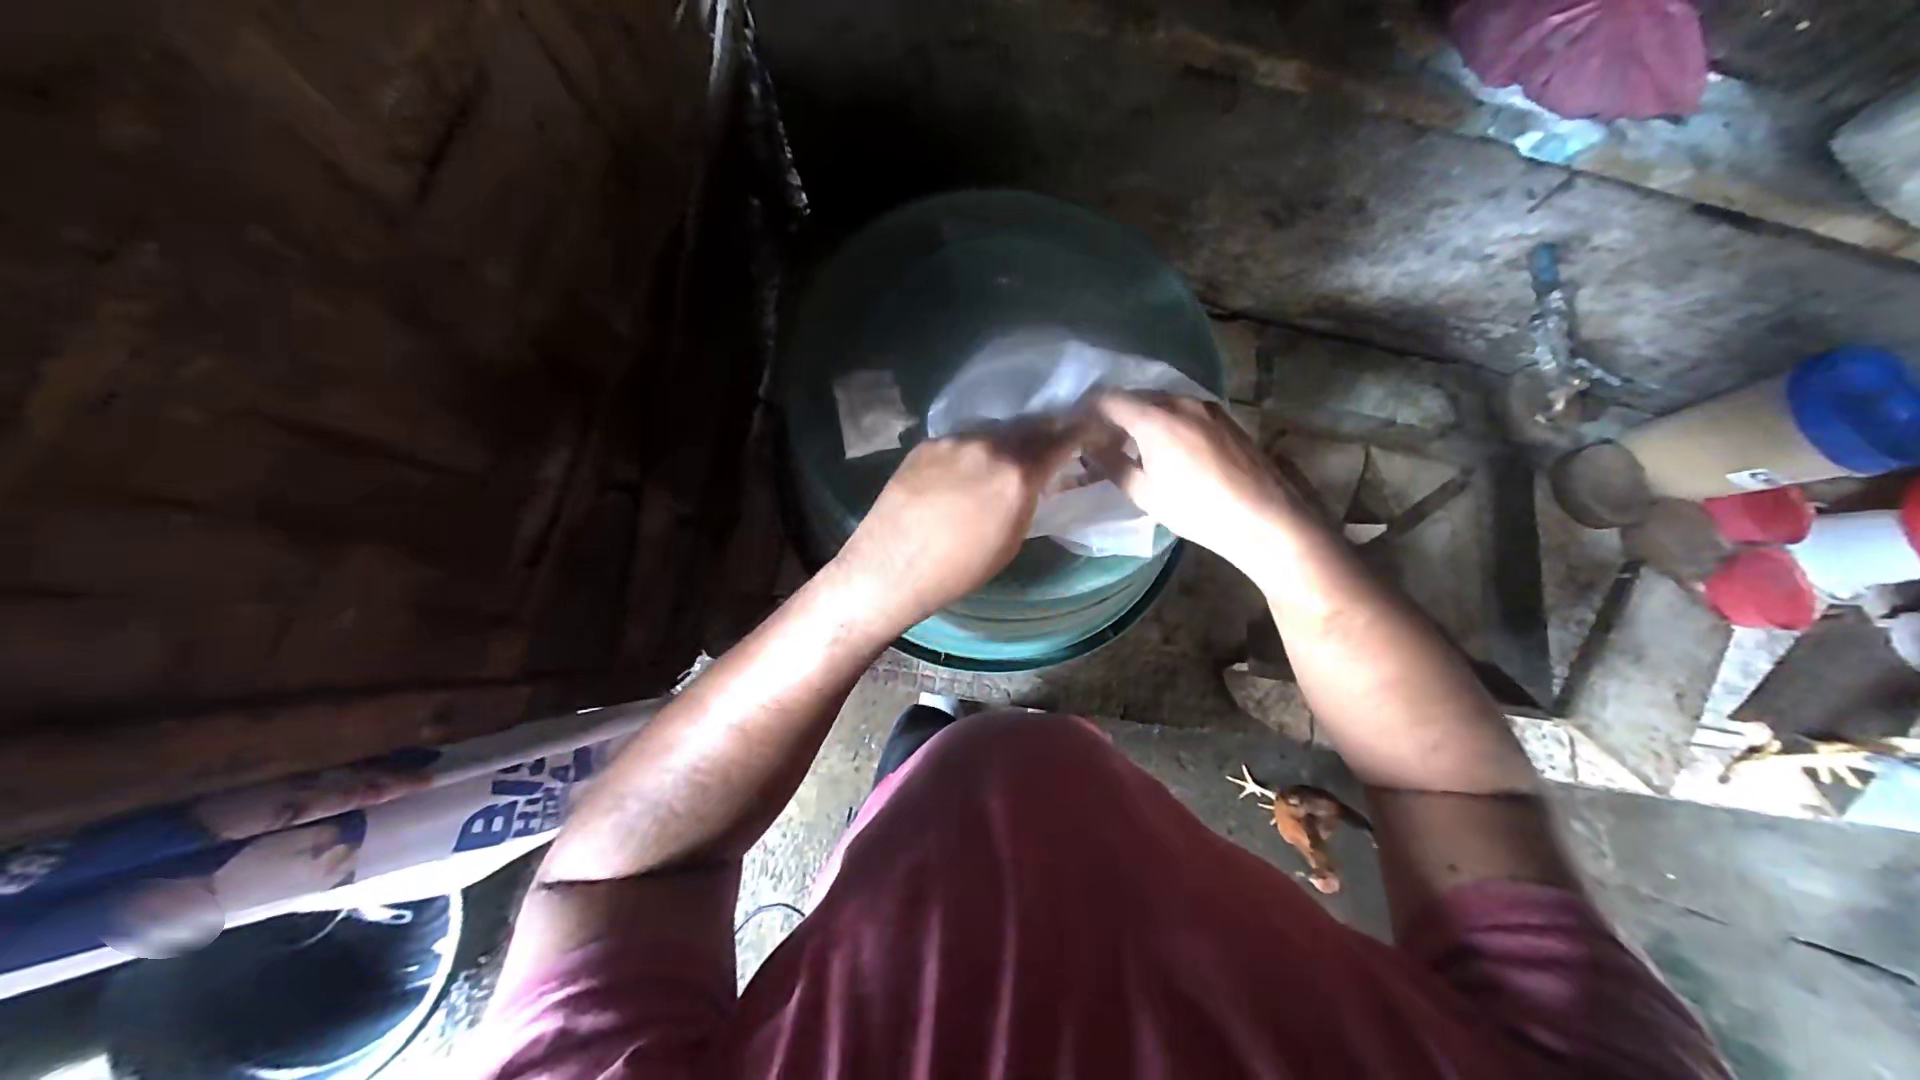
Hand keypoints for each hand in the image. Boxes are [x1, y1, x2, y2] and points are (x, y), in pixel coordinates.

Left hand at [831, 425, 1078, 629]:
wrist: (892, 566)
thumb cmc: (959, 569)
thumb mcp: (1011, 540)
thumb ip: (1030, 499)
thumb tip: (1039, 479)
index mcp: (1018, 472)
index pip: (1062, 437)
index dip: (1080, 432)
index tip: (1089, 433)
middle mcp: (989, 445)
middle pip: (1028, 426)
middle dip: (1044, 434)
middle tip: (1050, 447)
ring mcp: (955, 440)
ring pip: (994, 432)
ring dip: (1007, 443)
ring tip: (1003, 463)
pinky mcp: (927, 443)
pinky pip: (963, 440)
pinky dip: (974, 452)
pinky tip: (965, 472)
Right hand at [1088, 392, 1316, 575]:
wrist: (1265, 516)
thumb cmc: (1197, 509)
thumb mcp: (1145, 493)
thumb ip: (1112, 465)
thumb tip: (1089, 448)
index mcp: (1155, 418)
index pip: (1108, 399)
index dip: (1088, 411)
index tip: (1077, 429)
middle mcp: (1180, 401)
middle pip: (1136, 397)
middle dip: (1115, 415)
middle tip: (1102, 442)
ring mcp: (1207, 407)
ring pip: (1162, 403)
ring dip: (1143, 418)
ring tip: (1134, 448)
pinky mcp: (1225, 417)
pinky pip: (1184, 410)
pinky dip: (1167, 422)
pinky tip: (1168, 449)